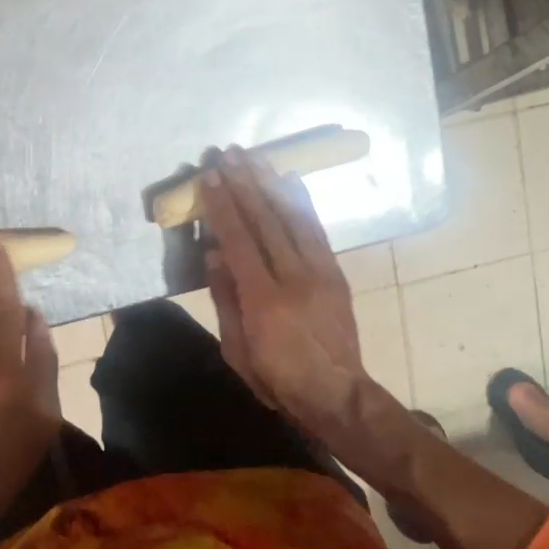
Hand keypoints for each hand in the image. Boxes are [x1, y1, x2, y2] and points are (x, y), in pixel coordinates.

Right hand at [198, 146, 376, 430]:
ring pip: (292, 216)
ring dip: (270, 183)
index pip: (238, 239)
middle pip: (265, 219)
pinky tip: (290, 180)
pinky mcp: (335, 272)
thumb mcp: (237, 349)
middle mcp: (293, 276)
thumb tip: (213, 252)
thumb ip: (224, 297)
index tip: (210, 176)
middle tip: (228, 153)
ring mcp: (319, 271)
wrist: (338, 395)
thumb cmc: (278, 378)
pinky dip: (301, 201)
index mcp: (263, 299)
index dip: (223, 205)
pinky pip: (316, 228)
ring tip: (254, 157)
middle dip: (244, 182)